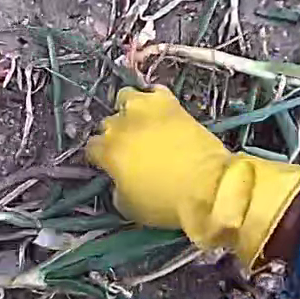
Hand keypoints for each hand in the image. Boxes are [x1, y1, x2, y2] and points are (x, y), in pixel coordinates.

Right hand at [85, 86, 232, 229]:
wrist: (208, 187)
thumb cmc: (166, 202)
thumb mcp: (129, 207)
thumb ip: (117, 188)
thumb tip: (119, 179)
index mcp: (108, 151)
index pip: (92, 147)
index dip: (99, 156)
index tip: (109, 164)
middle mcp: (121, 125)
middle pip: (108, 123)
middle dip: (115, 134)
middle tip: (130, 148)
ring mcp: (145, 109)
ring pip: (126, 97)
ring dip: (130, 109)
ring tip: (141, 122)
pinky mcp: (170, 103)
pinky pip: (155, 91)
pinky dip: (155, 100)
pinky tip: (161, 112)